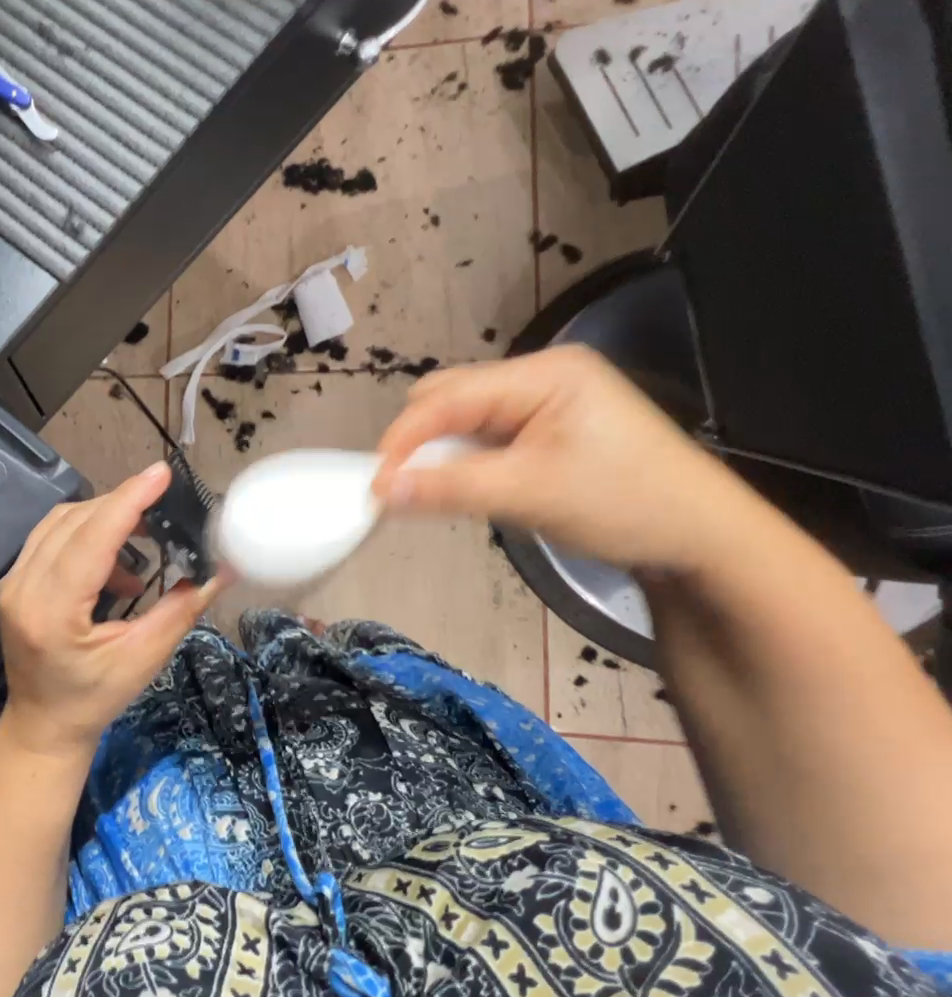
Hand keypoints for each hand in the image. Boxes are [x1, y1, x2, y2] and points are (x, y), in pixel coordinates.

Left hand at [0, 462, 225, 758]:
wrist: (43, 725)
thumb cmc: (93, 700)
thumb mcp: (143, 659)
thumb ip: (180, 610)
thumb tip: (223, 570)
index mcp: (52, 611)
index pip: (90, 538)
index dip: (127, 501)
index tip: (161, 474)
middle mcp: (23, 588)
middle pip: (73, 522)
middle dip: (120, 506)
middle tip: (164, 507)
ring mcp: (12, 583)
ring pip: (58, 524)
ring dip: (102, 518)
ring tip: (146, 535)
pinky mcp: (14, 583)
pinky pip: (49, 539)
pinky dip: (84, 536)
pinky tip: (118, 570)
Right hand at [372, 346, 764, 572]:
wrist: (705, 540)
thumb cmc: (627, 505)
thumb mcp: (530, 494)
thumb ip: (449, 489)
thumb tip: (378, 491)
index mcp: (545, 374)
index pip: (448, 396)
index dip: (405, 439)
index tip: (374, 485)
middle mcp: (541, 377)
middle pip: (448, 400)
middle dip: (419, 444)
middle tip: (404, 490)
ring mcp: (544, 403)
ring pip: (460, 421)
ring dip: (439, 457)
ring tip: (434, 494)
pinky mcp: (545, 431)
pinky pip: (481, 440)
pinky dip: (462, 465)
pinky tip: (463, 489)